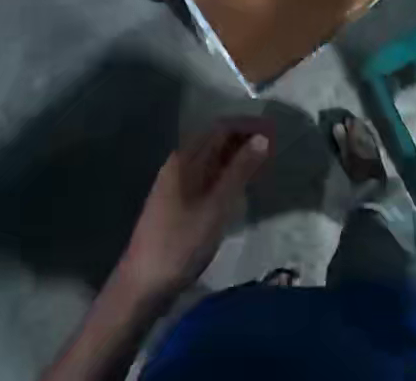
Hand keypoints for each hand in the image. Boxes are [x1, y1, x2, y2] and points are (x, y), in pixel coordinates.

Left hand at [118, 117, 272, 297]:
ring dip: (237, 157)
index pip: (220, 128)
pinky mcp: (178, 204)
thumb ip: (240, 170)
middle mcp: (178, 166)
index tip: (274, 132)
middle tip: (273, 148)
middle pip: (215, 141)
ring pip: (212, 159)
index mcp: (184, 160)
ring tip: (263, 164)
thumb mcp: (216, 206)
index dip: (248, 126)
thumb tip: (263, 137)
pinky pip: (207, 176)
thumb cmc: (180, 244)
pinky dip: (227, 174)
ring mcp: (176, 185)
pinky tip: (241, 185)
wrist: (141, 289)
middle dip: (244, 140)